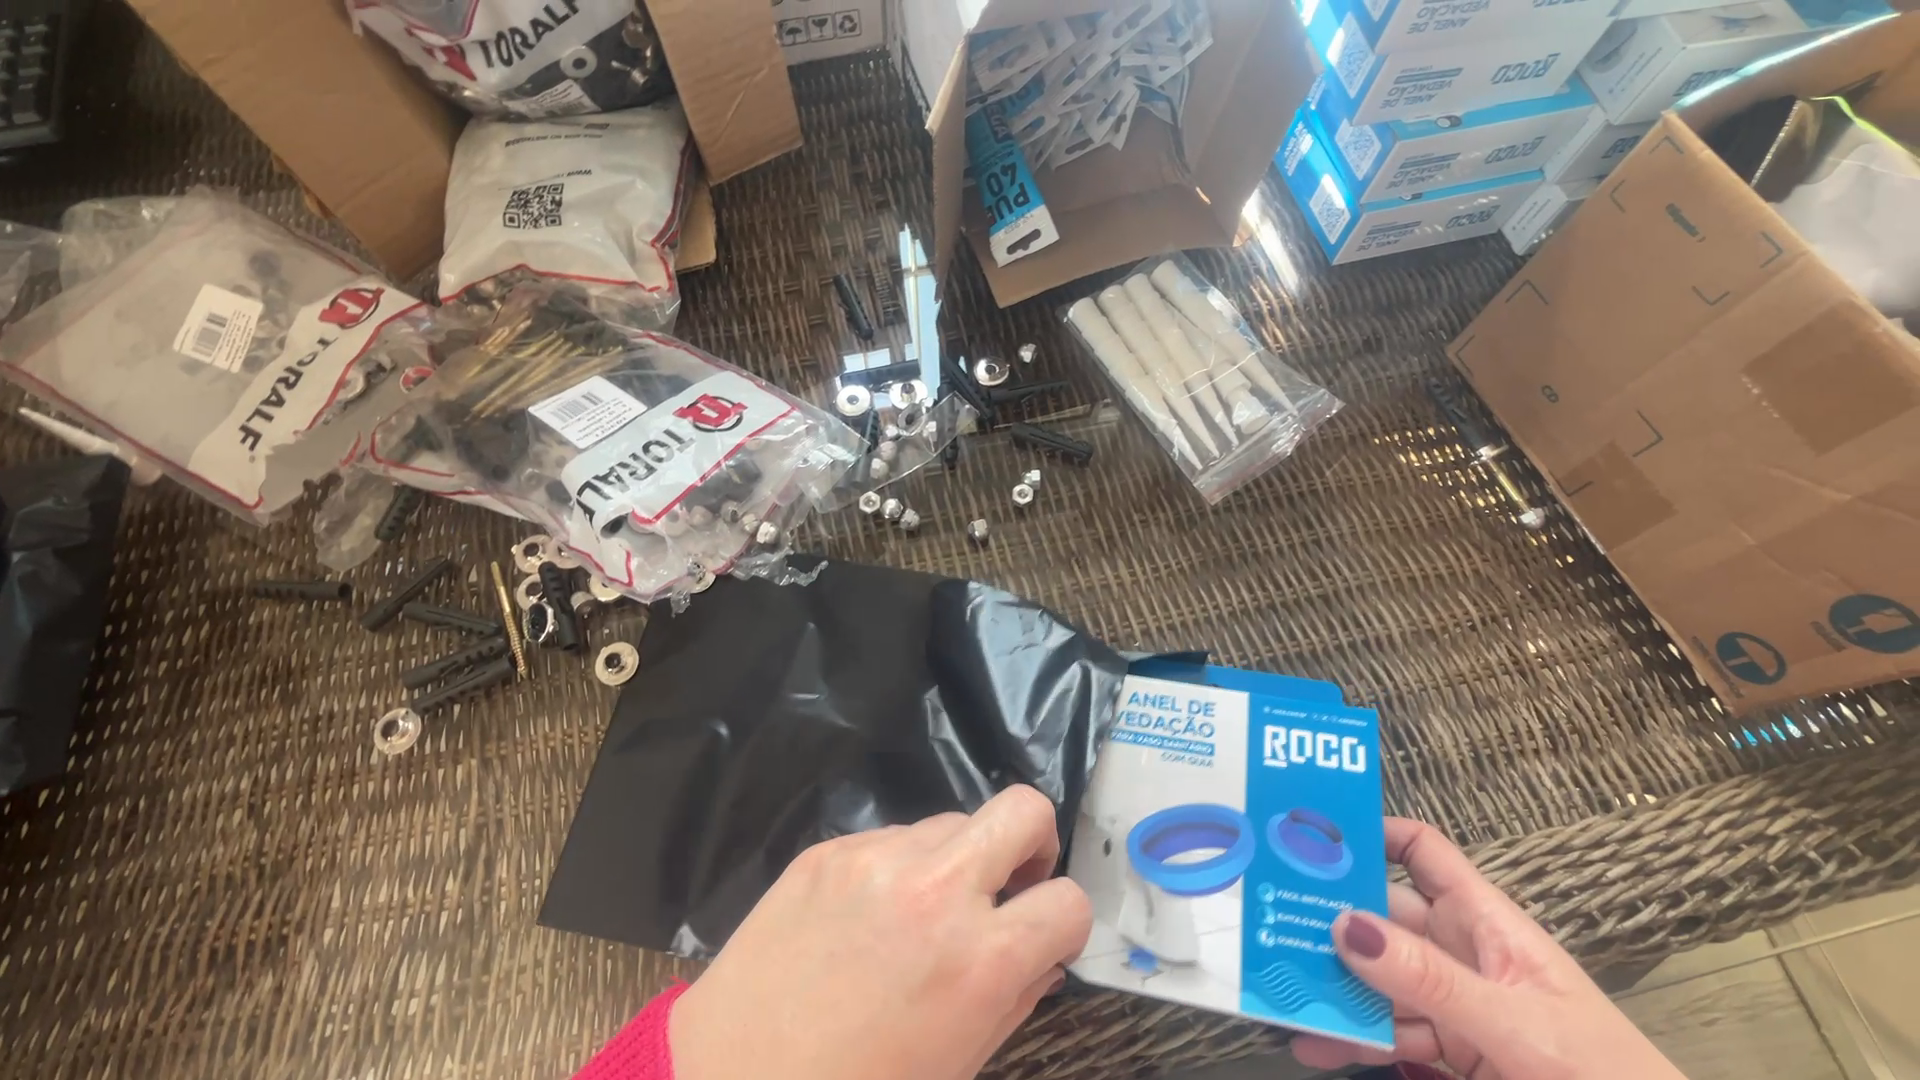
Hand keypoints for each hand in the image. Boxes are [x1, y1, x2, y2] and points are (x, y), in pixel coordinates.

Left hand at [670, 785, 1093, 1079]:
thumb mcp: (958, 1061)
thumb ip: (1014, 997)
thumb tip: (1042, 952)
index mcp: (979, 959)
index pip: (1069, 901)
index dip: (1064, 923)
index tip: (1041, 935)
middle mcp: (935, 889)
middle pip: (1024, 809)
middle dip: (1034, 842)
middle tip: (1007, 884)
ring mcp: (876, 858)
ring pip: (954, 820)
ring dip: (957, 859)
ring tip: (921, 910)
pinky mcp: (828, 848)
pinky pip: (892, 836)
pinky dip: (900, 866)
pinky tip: (866, 914)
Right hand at [1291, 818, 1684, 1079]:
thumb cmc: (1603, 1077)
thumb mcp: (1517, 1027)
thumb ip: (1430, 980)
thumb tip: (1346, 925)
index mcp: (1485, 921)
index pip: (1421, 851)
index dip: (1370, 832)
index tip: (1308, 838)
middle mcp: (1461, 952)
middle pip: (1381, 916)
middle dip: (1328, 919)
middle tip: (1264, 920)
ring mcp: (1453, 1003)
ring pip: (1375, 978)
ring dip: (1330, 986)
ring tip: (1276, 991)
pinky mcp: (1450, 1051)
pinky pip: (1385, 1032)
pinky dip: (1347, 1038)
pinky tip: (1311, 1044)